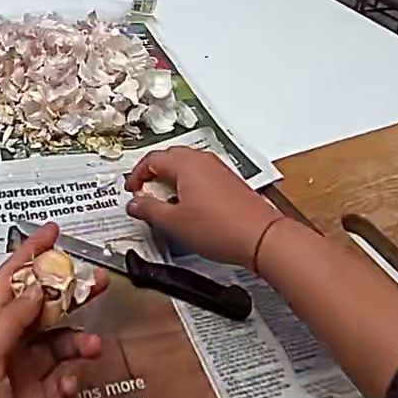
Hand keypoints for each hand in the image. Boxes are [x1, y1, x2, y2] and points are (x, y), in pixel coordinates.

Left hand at [0, 223, 106, 397]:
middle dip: (63, 293)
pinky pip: (60, 383)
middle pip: (36, 311)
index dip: (28, 255)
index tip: (53, 232)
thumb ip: (6, 325)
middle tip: (95, 279)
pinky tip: (80, 375)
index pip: (6, 283)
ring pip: (53, 346)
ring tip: (93, 341)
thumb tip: (33, 287)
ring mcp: (18, 385)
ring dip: (74, 337)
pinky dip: (73, 374)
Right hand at [125, 145, 284, 268]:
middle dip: (153, 175)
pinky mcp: (230, 181)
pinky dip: (189, 185)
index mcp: (184, 163)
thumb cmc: (221, 228)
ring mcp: (218, 168)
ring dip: (171, 180)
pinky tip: (190, 207)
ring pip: (185, 166)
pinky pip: (201, 174)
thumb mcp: (174, 222)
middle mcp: (201, 160)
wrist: (264, 239)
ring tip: (167, 202)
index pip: (150, 160)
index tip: (132, 190)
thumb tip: (134, 204)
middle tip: (146, 194)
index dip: (136, 175)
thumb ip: (149, 210)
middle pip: (168, 158)